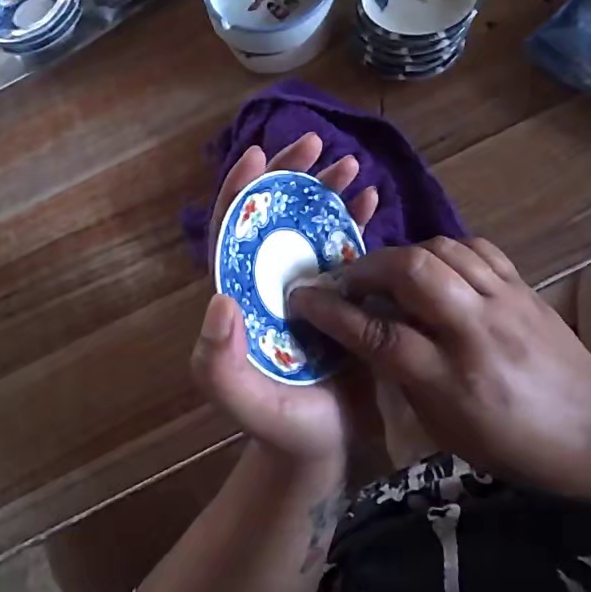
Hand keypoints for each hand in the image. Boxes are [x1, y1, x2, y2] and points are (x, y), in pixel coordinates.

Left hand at [194, 133, 377, 466]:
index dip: (241, 191)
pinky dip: (356, 221)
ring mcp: (307, 286)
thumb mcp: (239, 398)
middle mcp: (269, 281)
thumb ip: (217, 361)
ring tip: (351, 164)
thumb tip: (220, 300)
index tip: (258, 155)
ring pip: (310, 225)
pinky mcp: (341, 297)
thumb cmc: (278, 425)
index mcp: (240, 294)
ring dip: (327, 190)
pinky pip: (345, 249)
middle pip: (273, 216)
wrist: (324, 448)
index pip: (231, 231)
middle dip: (289, 176)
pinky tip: (372, 199)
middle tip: (314, 143)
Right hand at [287, 237, 590, 498]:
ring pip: (442, 251)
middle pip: (413, 273)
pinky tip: (431, 265)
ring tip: (386, 272)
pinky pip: (474, 248)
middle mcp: (478, 332)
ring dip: (401, 255)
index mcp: (455, 381)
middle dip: (367, 267)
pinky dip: (441, 250)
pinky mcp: (523, 285)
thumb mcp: (445, 429)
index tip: (303, 298)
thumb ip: (403, 376)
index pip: (382, 334)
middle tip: (347, 278)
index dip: (335, 312)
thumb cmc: (513, 444)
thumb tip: (366, 332)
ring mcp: (506, 302)